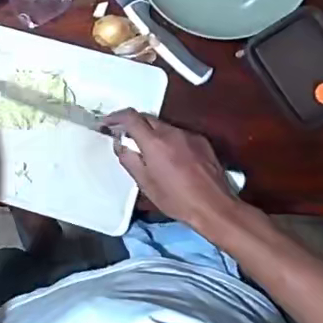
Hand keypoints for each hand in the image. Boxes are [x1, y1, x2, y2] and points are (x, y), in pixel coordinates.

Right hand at [103, 110, 239, 229]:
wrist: (214, 206)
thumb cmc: (176, 200)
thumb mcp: (146, 184)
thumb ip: (129, 160)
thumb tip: (120, 144)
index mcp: (154, 142)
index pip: (131, 117)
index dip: (116, 117)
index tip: (107, 123)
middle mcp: (172, 132)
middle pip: (147, 118)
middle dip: (133, 124)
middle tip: (125, 137)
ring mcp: (189, 135)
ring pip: (163, 126)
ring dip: (152, 133)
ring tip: (148, 151)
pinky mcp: (202, 141)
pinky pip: (179, 134)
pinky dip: (169, 140)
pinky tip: (171, 157)